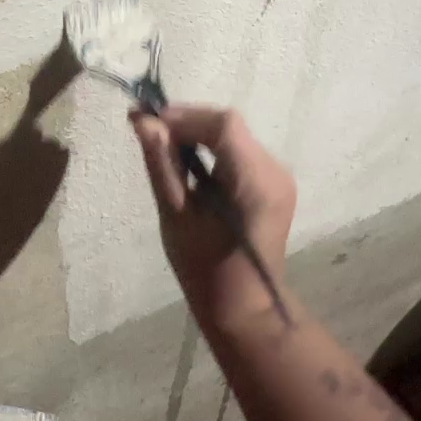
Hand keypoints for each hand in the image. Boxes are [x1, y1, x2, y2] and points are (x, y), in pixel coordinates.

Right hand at [130, 106, 296, 332]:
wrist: (242, 305)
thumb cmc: (203, 266)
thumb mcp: (175, 214)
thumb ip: (162, 163)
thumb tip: (142, 121)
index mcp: (256, 181)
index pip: (223, 124)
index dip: (183, 115)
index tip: (145, 121)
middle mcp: (275, 171)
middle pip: (229, 126)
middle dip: (187, 122)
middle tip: (147, 132)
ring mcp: (278, 177)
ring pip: (233, 135)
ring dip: (197, 134)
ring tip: (162, 147)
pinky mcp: (271, 183)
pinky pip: (238, 151)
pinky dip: (210, 148)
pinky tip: (186, 162)